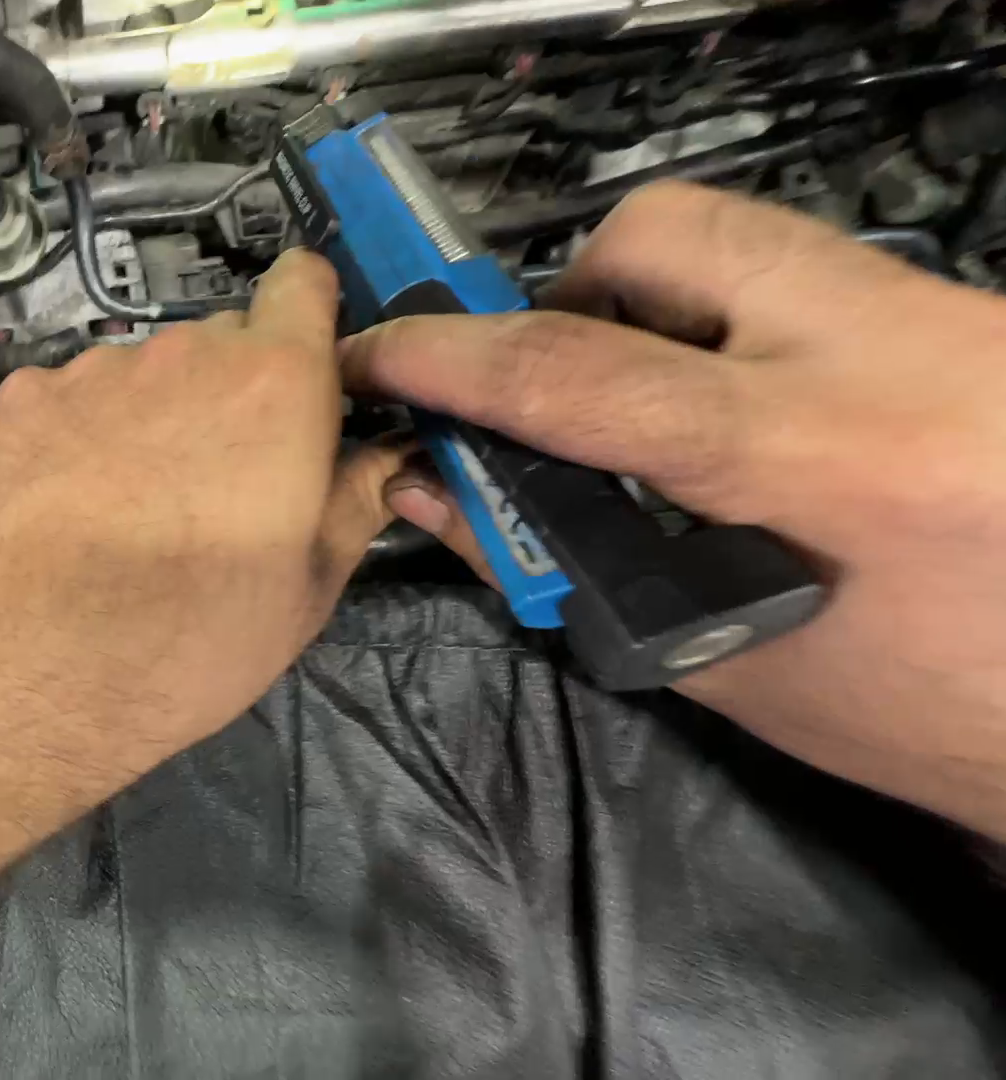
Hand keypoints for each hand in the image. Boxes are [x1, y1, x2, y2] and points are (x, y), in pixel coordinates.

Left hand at [0, 248, 402, 781]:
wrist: (22, 673)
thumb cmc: (183, 642)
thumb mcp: (302, 591)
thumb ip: (351, 501)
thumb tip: (382, 455)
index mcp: (271, 386)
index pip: (303, 286)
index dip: (305, 318)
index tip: (297, 371)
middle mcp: (178, 356)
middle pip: (217, 344)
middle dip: (224, 394)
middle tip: (207, 481)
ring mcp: (86, 374)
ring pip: (137, 375)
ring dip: (144, 417)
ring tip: (120, 506)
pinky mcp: (14, 402)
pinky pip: (64, 399)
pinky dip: (72, 433)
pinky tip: (57, 505)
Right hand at [343, 180, 1005, 840]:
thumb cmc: (917, 719)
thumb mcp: (698, 652)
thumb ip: (545, 556)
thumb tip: (423, 484)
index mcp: (830, 464)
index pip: (580, 374)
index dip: (445, 359)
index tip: (370, 356)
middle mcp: (909, 351)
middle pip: (669, 236)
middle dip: (558, 292)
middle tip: (534, 377)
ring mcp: (962, 317)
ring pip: (735, 234)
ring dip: (633, 298)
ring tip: (621, 394)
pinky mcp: (977, 318)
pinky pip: (793, 278)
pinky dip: (706, 326)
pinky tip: (712, 411)